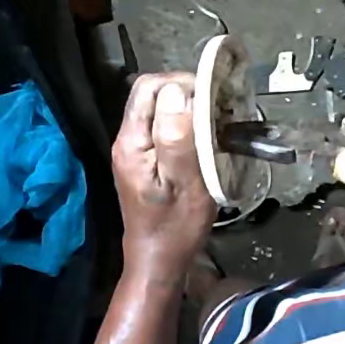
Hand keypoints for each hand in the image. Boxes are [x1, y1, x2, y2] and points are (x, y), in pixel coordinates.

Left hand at [112, 72, 217, 279]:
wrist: (159, 259)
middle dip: (186, 93)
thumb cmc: (176, 226)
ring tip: (215, 123)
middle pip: (152, 94)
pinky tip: (203, 139)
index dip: (183, 84)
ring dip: (187, 109)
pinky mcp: (144, 160)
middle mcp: (127, 140)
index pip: (150, 88)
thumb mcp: (184, 183)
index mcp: (132, 142)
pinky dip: (184, 125)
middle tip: (217, 111)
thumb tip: (178, 92)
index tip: (213, 102)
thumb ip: (177, 138)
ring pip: (159, 109)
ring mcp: (134, 150)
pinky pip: (162, 127)